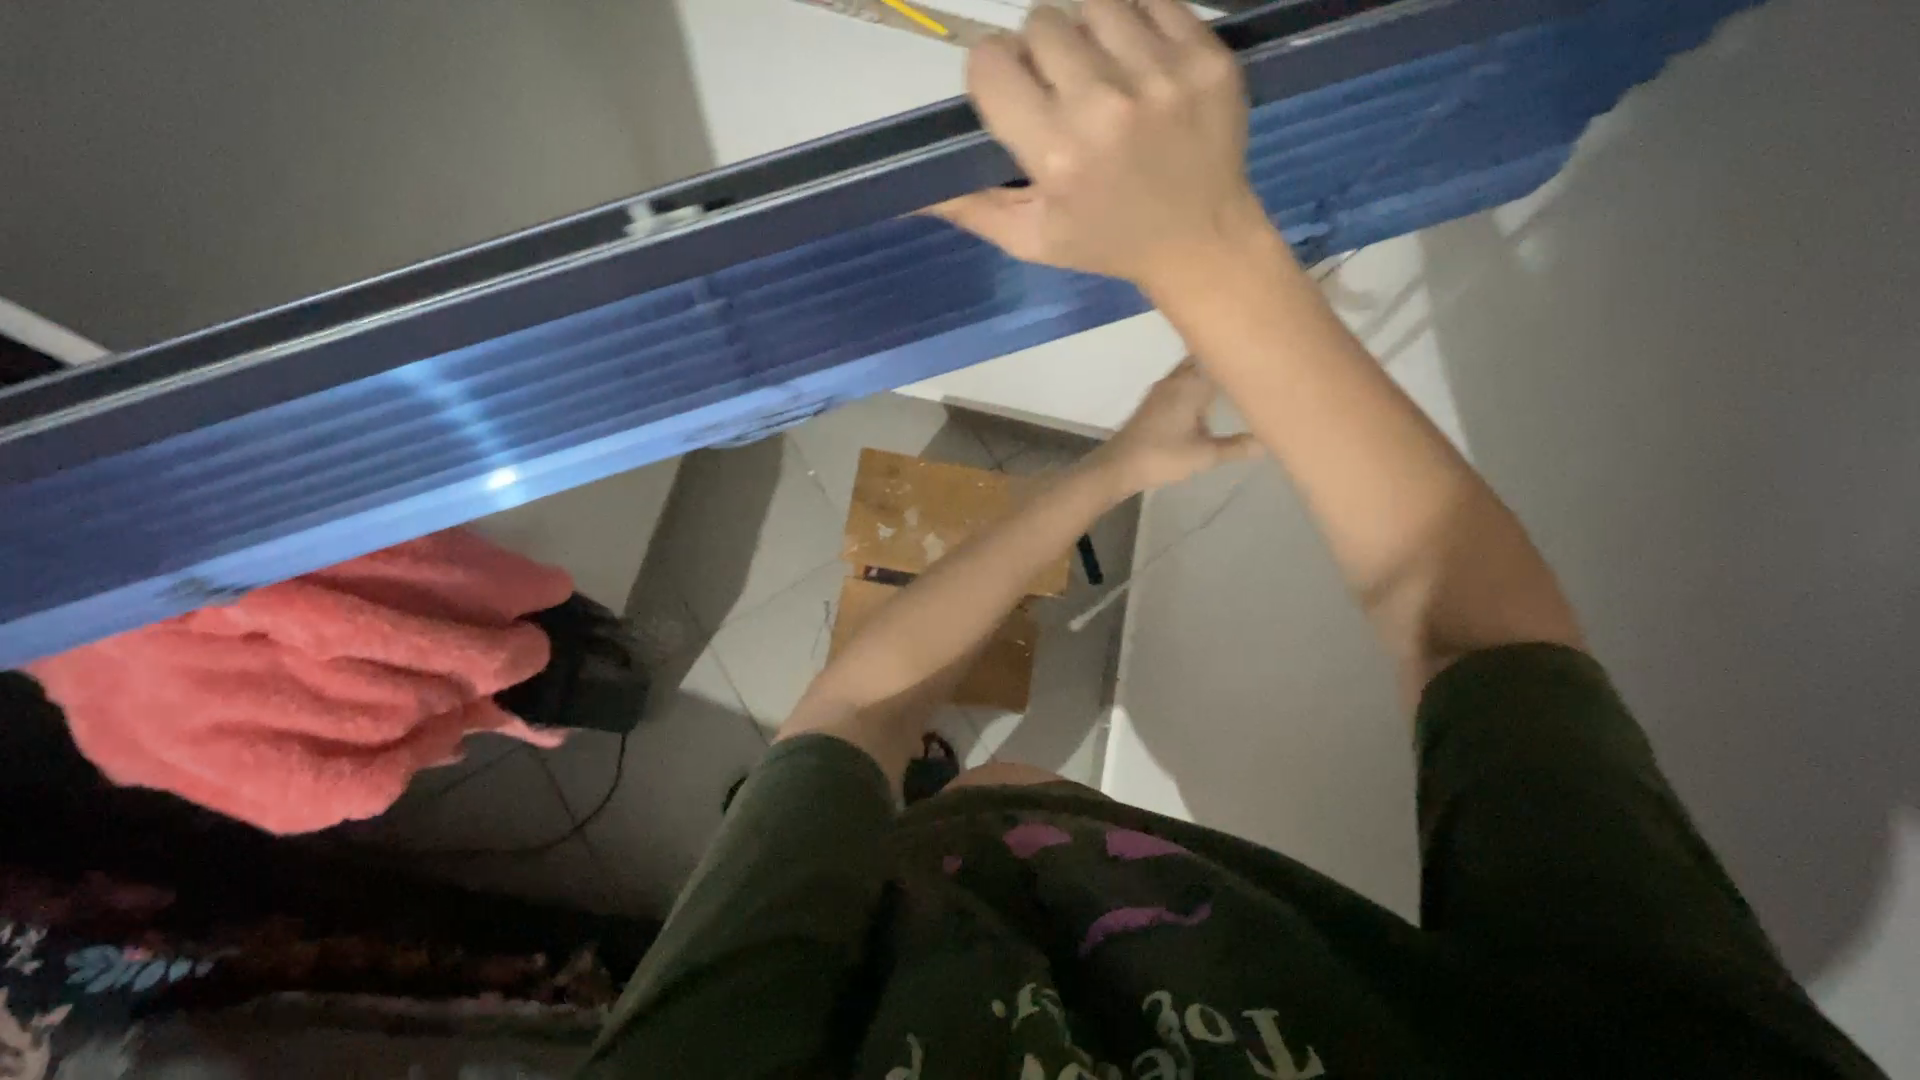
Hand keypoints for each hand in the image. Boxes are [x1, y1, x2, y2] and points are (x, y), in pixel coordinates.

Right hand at [929, 0, 1271, 291]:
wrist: (1200, 239)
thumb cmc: (1105, 242)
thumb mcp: (1030, 239)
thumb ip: (969, 205)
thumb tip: (904, 189)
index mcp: (1056, 155)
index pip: (991, 63)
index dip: (995, 75)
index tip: (1014, 94)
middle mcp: (1106, 107)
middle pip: (1040, 22)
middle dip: (1041, 52)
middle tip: (1062, 89)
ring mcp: (1162, 76)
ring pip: (1094, 0)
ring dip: (1088, 29)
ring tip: (1103, 70)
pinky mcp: (1206, 55)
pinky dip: (1138, 22)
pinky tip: (1141, 62)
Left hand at [1092, 359, 1260, 492]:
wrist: (1120, 464)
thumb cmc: (1163, 456)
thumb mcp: (1205, 455)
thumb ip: (1236, 447)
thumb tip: (1267, 443)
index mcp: (1191, 385)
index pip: (1219, 358)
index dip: (1240, 354)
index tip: (1262, 352)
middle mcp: (1176, 379)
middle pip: (1204, 357)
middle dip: (1224, 357)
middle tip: (1252, 360)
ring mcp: (1162, 388)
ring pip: (1190, 367)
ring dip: (1209, 367)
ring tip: (1234, 373)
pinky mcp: (1154, 399)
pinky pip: (1181, 379)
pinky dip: (1196, 379)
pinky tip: (1206, 393)